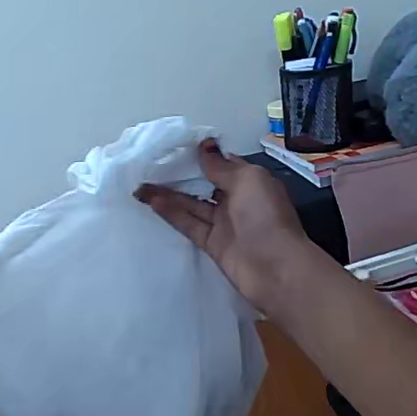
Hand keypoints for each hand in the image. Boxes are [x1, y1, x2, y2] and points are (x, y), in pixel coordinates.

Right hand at [135, 139, 321, 315]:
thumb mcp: (247, 179)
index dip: (201, 155)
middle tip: (150, 164)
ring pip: (192, 204)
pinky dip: (171, 213)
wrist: (276, 269)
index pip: (223, 164)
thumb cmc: (266, 216)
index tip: (174, 147)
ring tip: (140, 183)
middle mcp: (237, 200)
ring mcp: (224, 223)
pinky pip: (189, 224)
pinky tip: (151, 201)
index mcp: (251, 181)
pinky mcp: (212, 244)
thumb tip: (204, 146)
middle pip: (204, 183)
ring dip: (169, 193)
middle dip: (181, 174)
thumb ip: (221, 166)